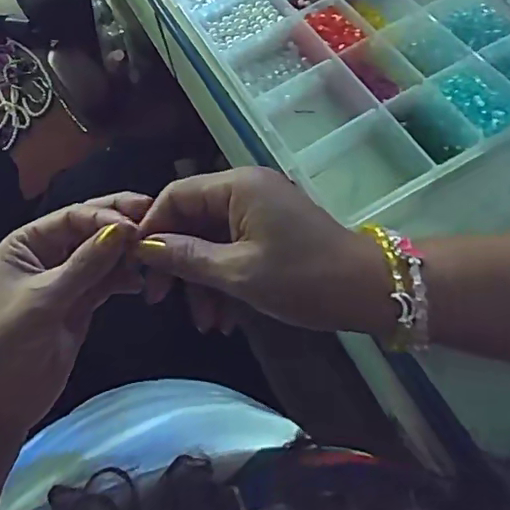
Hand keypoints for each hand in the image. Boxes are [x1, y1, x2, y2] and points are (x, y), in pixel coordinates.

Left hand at [0, 194, 149, 432]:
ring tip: (153, 253)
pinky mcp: (78, 307)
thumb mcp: (43, 299)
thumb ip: (84, 265)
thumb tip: (122, 229)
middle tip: (156, 217)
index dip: (104, 216)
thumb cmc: (4, 343)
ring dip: (125, 252)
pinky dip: (122, 278)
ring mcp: (64, 282)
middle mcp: (45, 256)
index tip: (136, 224)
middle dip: (119, 224)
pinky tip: (140, 279)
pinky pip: (105, 283)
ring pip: (101, 256)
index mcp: (26, 243)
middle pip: (88, 230)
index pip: (71, 217)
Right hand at [132, 168, 391, 336]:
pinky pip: (232, 250)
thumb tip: (144, 248)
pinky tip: (224, 320)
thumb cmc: (304, 277)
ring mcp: (259, 211)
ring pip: (210, 240)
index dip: (152, 228)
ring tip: (203, 324)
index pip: (175, 195)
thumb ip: (186, 257)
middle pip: (190, 220)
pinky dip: (223, 281)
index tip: (136, 265)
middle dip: (176, 263)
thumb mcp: (238, 272)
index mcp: (237, 186)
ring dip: (201, 281)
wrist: (373, 292)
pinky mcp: (270, 231)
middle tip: (159, 299)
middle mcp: (245, 189)